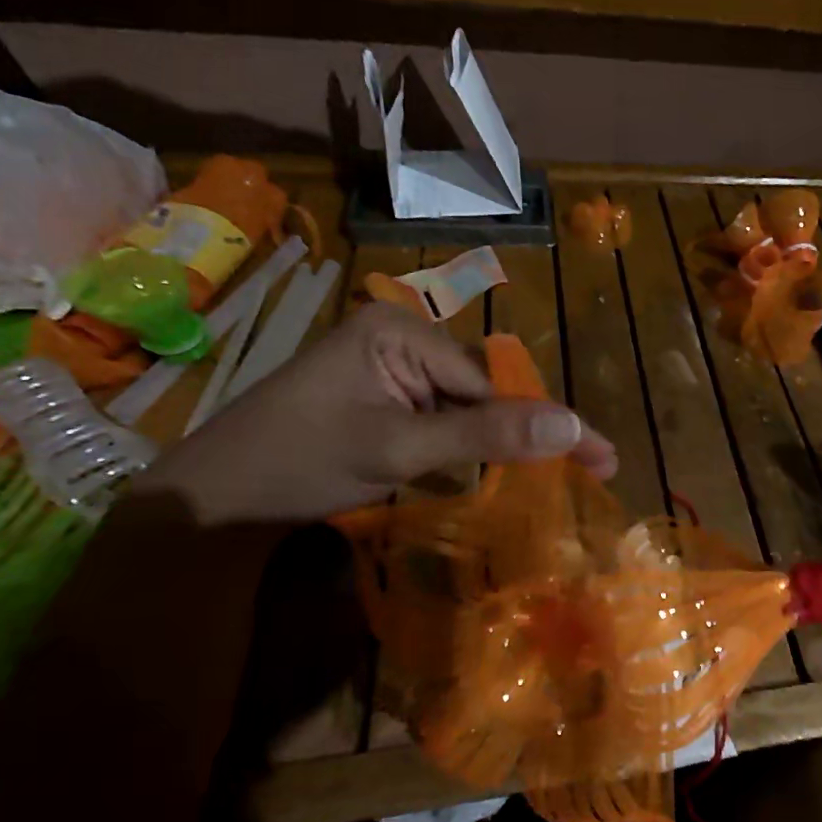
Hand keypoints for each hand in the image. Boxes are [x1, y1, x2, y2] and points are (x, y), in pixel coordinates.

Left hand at [136, 304, 617, 524]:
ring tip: (539, 480)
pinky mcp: (372, 399)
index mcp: (400, 328)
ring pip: (456, 410)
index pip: (487, 379)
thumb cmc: (300, 461)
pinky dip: (453, 451)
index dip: (541, 423)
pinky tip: (474, 474)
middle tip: (587, 470)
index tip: (601, 458)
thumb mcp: (398, 448)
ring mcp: (382, 369)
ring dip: (486, 447)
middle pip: (476, 391)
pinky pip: (430, 421)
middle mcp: (396, 335)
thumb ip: (484, 433)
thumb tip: (573, 425)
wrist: (219, 493)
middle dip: (517, 434)